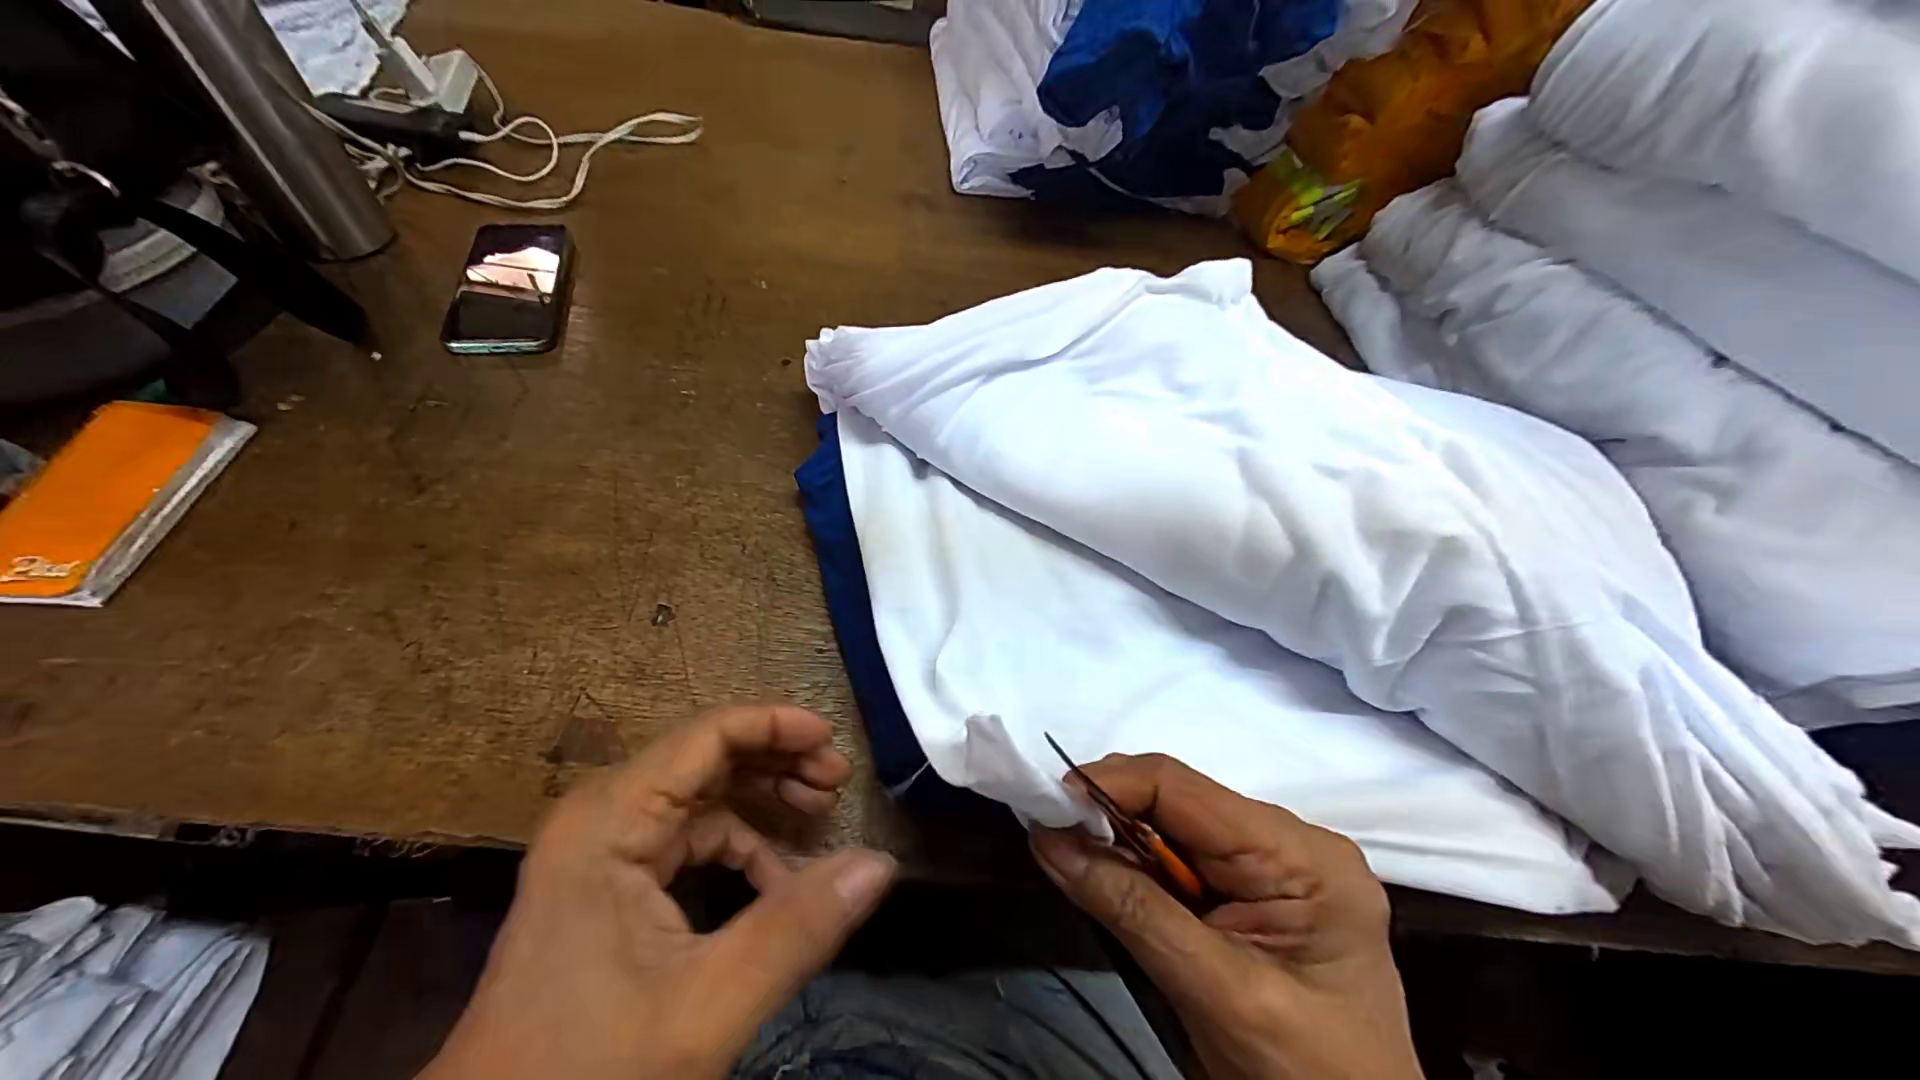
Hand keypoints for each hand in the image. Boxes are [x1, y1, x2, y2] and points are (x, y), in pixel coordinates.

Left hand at [419, 705, 897, 1079]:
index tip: (832, 741)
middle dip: (776, 762)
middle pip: (705, 757)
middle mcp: (601, 817)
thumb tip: (880, 865)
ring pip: (699, 795)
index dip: (775, 725)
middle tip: (835, 783)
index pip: (706, 736)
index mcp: (610, 822)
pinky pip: (686, 837)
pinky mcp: (608, 882)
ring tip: (818, 815)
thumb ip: (797, 930)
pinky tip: (776, 880)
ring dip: (762, 800)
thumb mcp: (706, 1006)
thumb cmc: (590, 1073)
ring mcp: (601, 849)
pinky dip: (738, 844)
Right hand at [1032, 754, 1422, 1079]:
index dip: (1111, 784)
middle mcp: (1288, 842)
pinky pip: (1181, 856)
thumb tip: (1048, 839)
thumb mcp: (1219, 995)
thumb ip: (1133, 911)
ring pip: (1172, 825)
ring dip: (1118, 840)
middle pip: (1176, 799)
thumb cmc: (1308, 1076)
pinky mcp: (1255, 887)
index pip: (1184, 788)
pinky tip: (1110, 880)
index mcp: (1300, 855)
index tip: (1049, 802)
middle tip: (1052, 834)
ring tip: (1071, 856)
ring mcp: (1273, 863)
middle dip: (1109, 812)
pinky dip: (1137, 866)